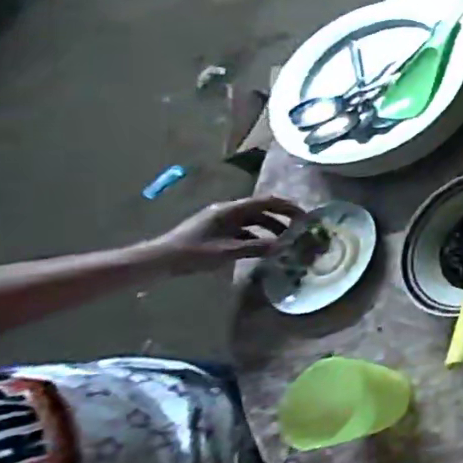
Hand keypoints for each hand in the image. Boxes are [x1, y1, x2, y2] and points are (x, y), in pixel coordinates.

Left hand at [147, 195, 306, 270]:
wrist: (157, 261)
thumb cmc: (193, 253)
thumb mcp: (228, 251)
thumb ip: (258, 247)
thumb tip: (285, 246)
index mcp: (232, 209)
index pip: (268, 201)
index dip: (289, 207)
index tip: (305, 217)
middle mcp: (228, 210)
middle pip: (263, 209)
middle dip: (282, 218)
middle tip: (298, 229)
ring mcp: (220, 220)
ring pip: (253, 220)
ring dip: (270, 228)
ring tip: (283, 241)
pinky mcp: (215, 230)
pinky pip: (243, 228)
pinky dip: (256, 235)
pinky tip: (261, 247)